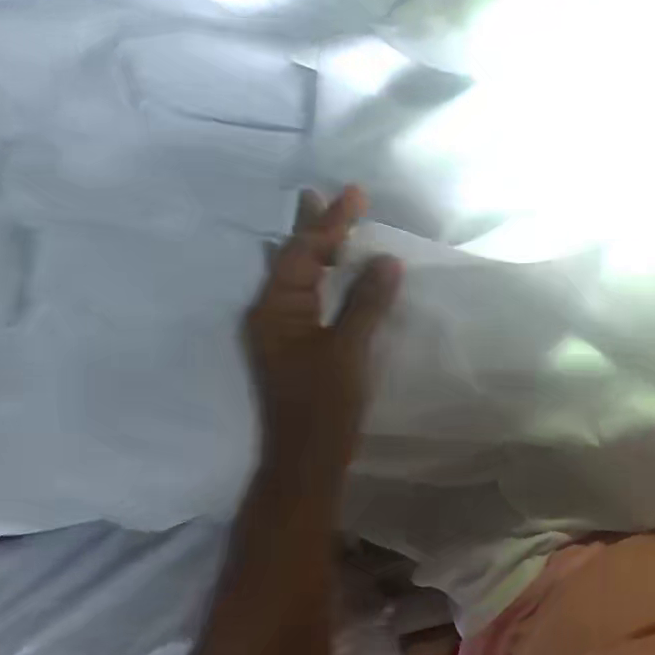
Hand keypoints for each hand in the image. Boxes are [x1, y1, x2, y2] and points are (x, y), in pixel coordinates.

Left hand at [245, 186, 401, 469]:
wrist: (305, 461)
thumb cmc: (324, 406)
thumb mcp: (348, 351)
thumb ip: (366, 303)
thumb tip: (384, 259)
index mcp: (276, 309)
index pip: (304, 252)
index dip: (332, 222)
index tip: (356, 193)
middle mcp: (270, 314)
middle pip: (292, 258)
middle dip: (312, 227)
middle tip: (320, 193)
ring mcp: (279, 332)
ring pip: (297, 278)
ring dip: (314, 250)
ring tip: (324, 222)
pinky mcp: (294, 347)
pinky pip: (306, 298)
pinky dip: (319, 277)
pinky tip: (324, 272)